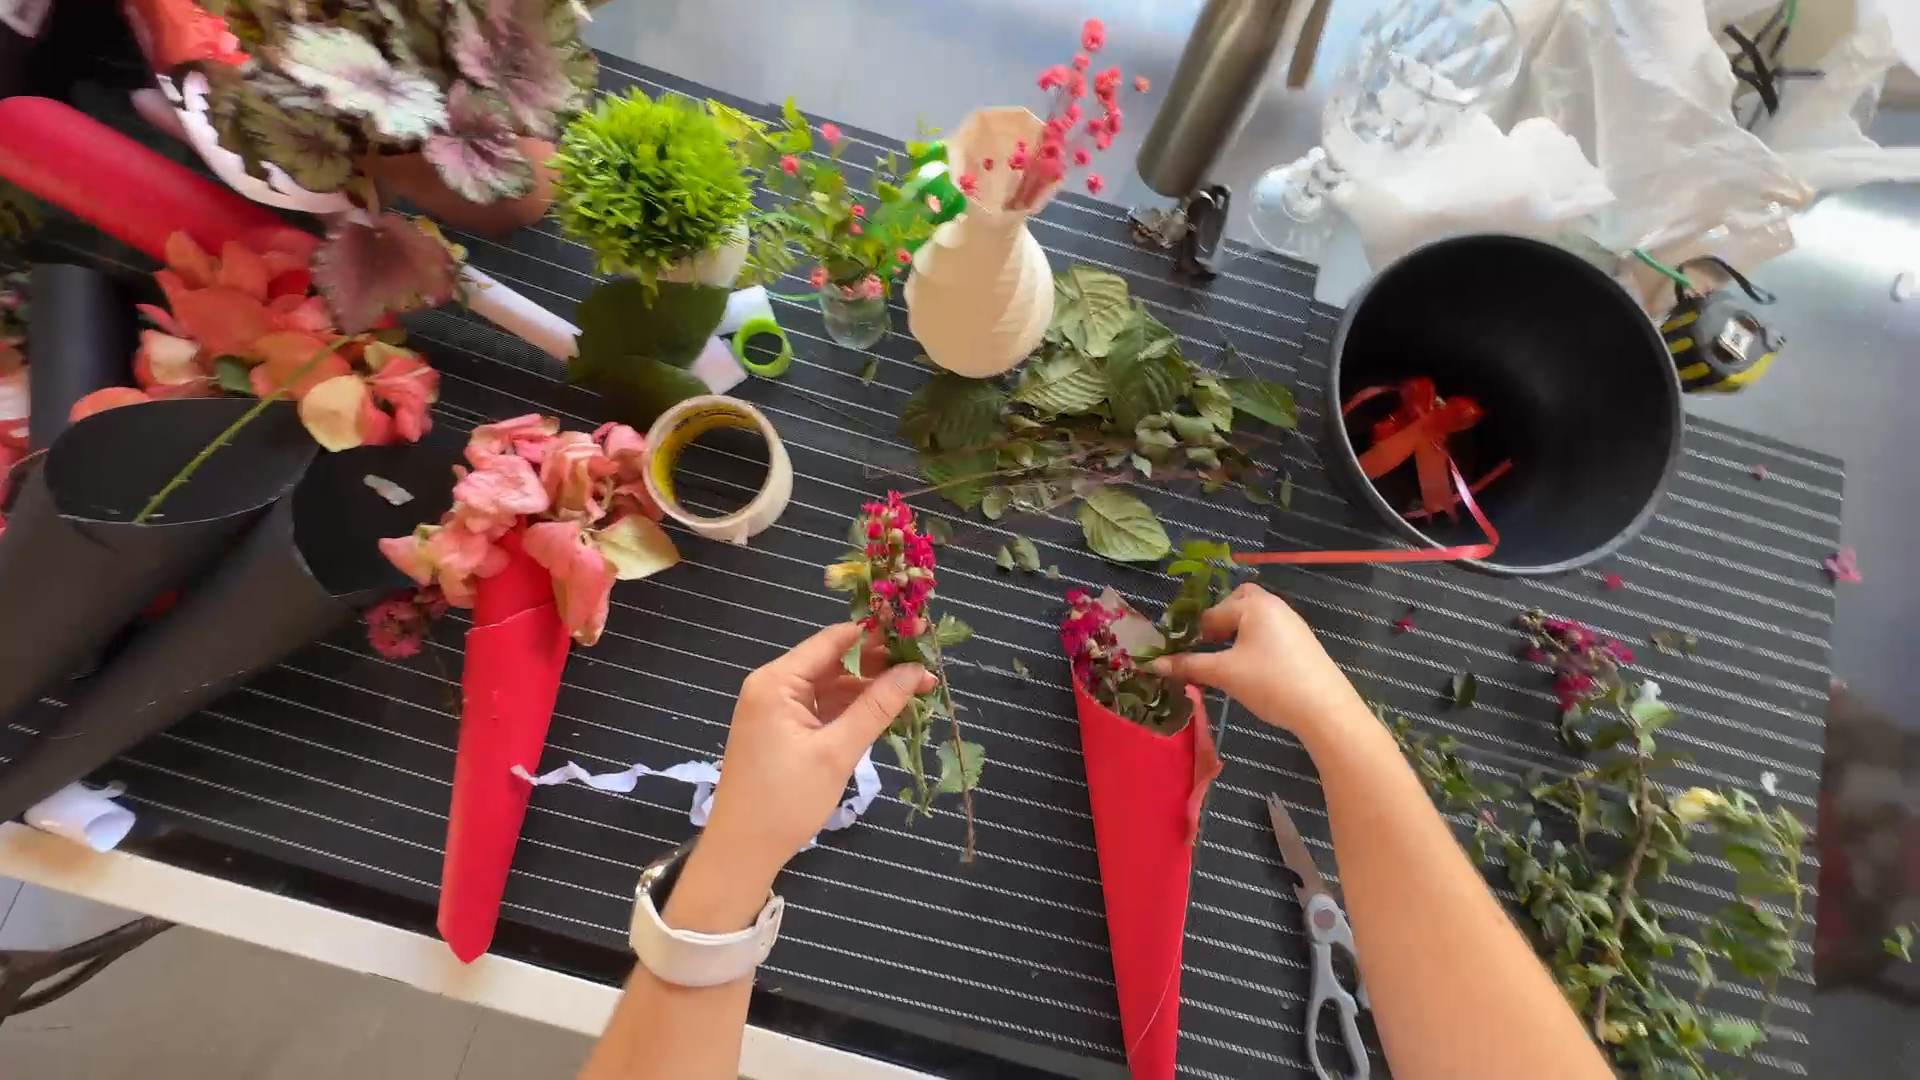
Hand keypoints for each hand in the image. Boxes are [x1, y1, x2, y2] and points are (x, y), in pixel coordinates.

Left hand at [688, 622, 933, 905]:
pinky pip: (826, 704)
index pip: (835, 639)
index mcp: (777, 681)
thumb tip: (917, 670)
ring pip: (834, 682)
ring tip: (919, 687)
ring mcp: (778, 706)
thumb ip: (878, 706)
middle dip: (881, 662)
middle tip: (927, 666)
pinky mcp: (785, 727)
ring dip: (872, 685)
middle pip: (836, 659)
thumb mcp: (837, 752)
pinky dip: (855, 705)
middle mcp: (774, 684)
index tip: (918, 633)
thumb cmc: (785, 801)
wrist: (741, 854)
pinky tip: (890, 707)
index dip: (879, 634)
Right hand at [1150, 584, 1365, 744]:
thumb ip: (1187, 665)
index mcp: (1253, 604)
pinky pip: (1268, 632)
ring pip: (1253, 619)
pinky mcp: (1302, 642)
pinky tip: (1250, 669)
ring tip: (1225, 661)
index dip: (1193, 634)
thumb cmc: (1270, 682)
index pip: (1210, 614)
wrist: (1326, 711)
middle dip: (1218, 622)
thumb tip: (1153, 663)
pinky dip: (1253, 643)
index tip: (1181, 656)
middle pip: (1236, 603)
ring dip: (1235, 634)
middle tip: (1207, 646)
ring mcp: (1291, 623)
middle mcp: (1273, 605)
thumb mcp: (1223, 673)